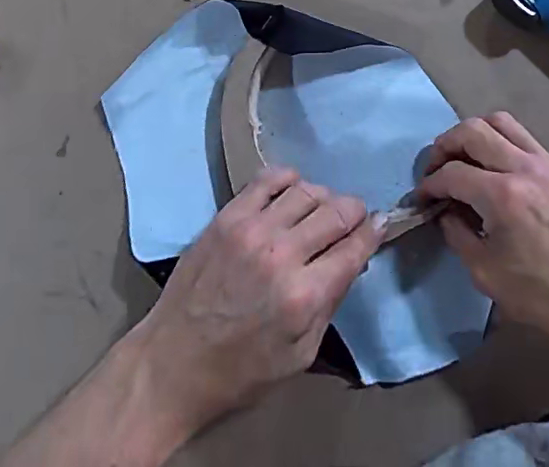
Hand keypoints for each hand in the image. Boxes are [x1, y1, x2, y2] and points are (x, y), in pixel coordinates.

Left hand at [128, 168, 382, 438]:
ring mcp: (252, 230)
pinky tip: (290, 196)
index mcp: (304, 296)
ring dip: (323, 199)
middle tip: (349, 223)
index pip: (356, 245)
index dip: (373, 232)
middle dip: (354, 214)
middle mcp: (282, 255)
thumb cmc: (240, 370)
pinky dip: (289, 181)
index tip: (378, 225)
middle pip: (339, 211)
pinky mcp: (228, 216)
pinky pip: (271, 177)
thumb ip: (333, 300)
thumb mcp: (301, 354)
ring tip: (316, 214)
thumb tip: (356, 255)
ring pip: (309, 190)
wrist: (170, 365)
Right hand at [416, 113, 548, 350]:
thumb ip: (458, 234)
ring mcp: (548, 162)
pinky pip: (526, 140)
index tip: (422, 197)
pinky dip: (503, 144)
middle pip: (473, 130)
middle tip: (435, 167)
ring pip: (502, 122)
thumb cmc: (540, 293)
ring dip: (476, 134)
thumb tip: (447, 211)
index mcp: (503, 195)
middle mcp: (525, 167)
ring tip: (464, 156)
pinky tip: (498, 170)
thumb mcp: (485, 272)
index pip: (453, 173)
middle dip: (445, 144)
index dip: (430, 184)